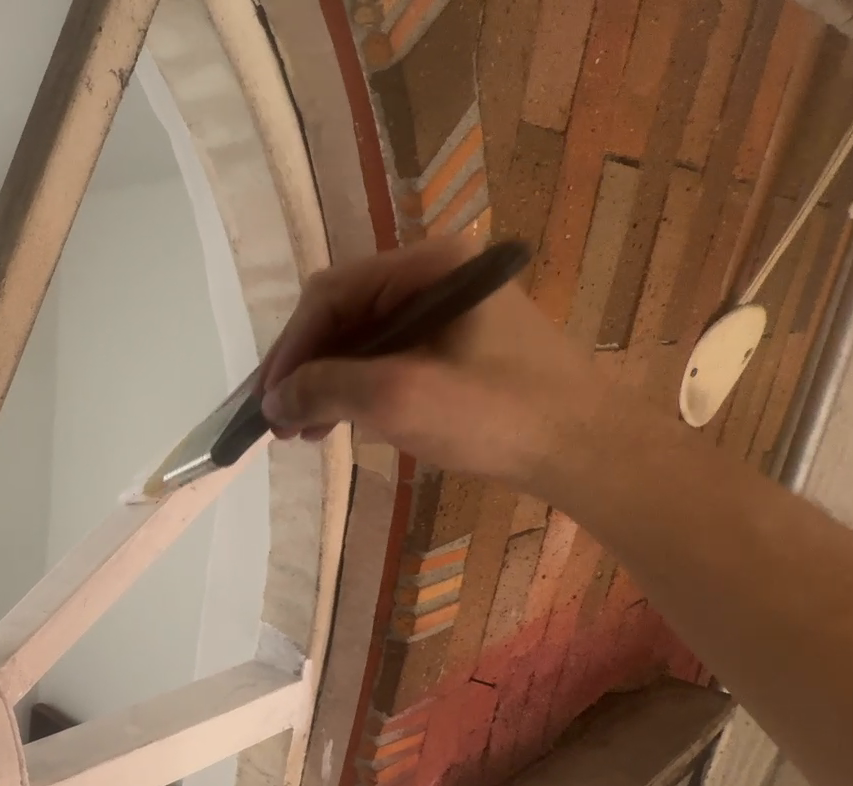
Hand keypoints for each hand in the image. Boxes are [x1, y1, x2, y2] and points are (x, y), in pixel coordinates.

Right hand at [258, 233, 620, 496]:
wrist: (586, 451)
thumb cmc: (497, 414)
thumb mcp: (396, 398)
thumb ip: (322, 389)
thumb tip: (268, 403)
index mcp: (428, 267)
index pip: (328, 297)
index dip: (289, 349)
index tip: (267, 400)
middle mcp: (431, 278)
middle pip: (336, 318)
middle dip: (301, 370)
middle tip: (277, 419)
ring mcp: (440, 312)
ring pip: (352, 343)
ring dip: (318, 386)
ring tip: (298, 432)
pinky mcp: (447, 345)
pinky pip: (377, 360)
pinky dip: (347, 392)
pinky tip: (332, 425)